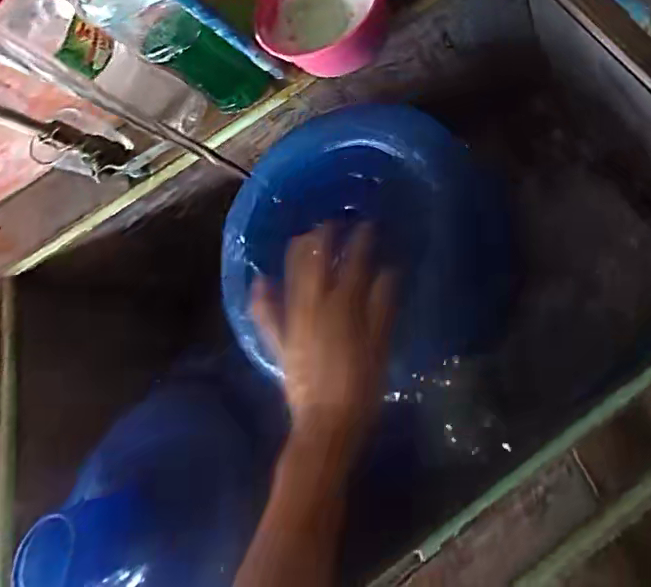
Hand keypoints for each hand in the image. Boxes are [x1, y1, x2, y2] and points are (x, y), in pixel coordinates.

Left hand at [251, 223, 397, 450]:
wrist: (325, 428)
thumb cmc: (361, 388)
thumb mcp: (380, 347)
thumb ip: (383, 307)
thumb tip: (389, 271)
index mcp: (343, 308)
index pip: (353, 264)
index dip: (361, 241)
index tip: (367, 224)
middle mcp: (314, 308)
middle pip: (316, 263)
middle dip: (323, 238)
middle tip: (332, 222)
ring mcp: (293, 324)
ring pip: (292, 278)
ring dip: (298, 254)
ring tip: (304, 237)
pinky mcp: (280, 342)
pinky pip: (266, 314)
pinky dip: (263, 295)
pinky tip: (261, 280)